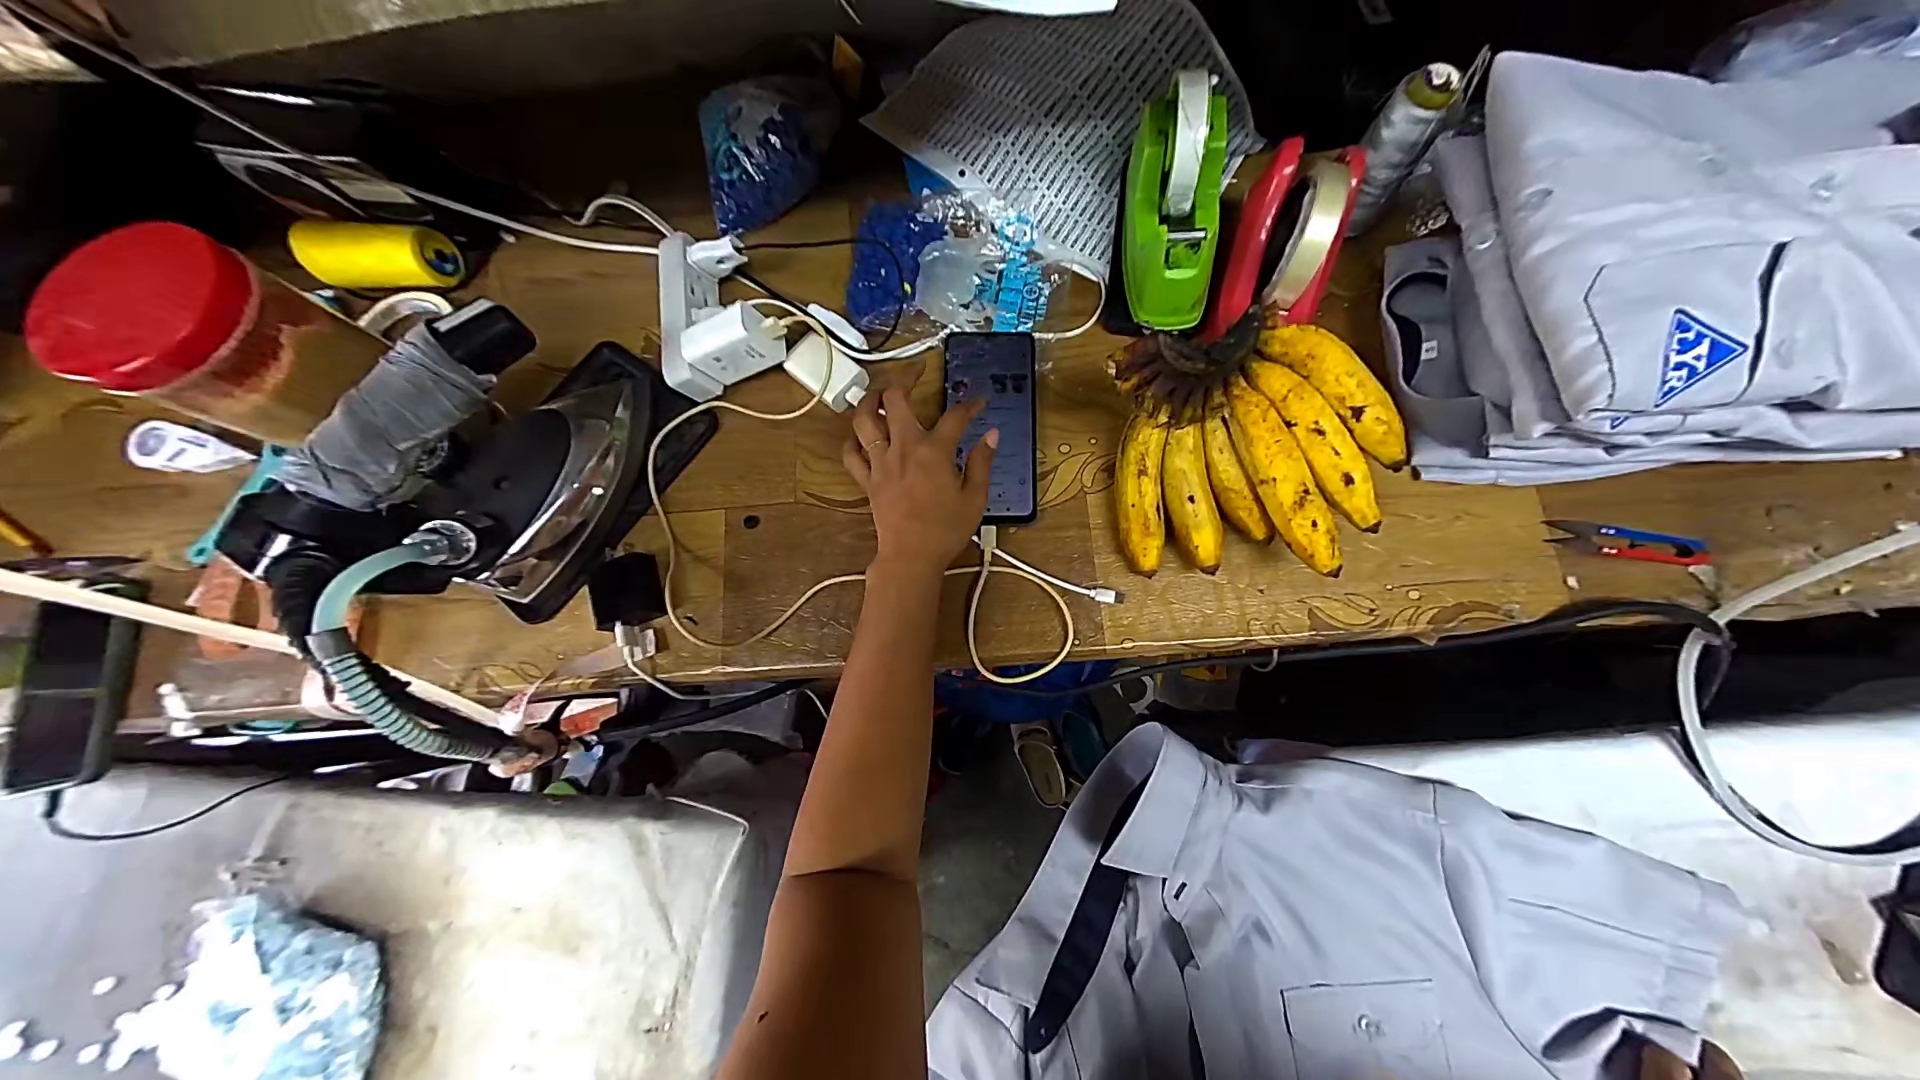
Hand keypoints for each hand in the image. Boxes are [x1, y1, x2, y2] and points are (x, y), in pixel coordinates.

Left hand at [842, 385, 996, 574]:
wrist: (911, 556)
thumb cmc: (945, 530)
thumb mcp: (975, 497)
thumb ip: (982, 462)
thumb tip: (991, 436)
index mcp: (934, 451)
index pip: (955, 416)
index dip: (970, 405)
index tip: (978, 403)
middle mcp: (903, 448)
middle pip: (894, 398)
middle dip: (904, 377)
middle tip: (915, 372)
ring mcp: (881, 462)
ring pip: (863, 419)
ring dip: (868, 400)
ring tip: (878, 393)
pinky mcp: (867, 479)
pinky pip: (850, 454)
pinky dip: (852, 442)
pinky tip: (860, 437)